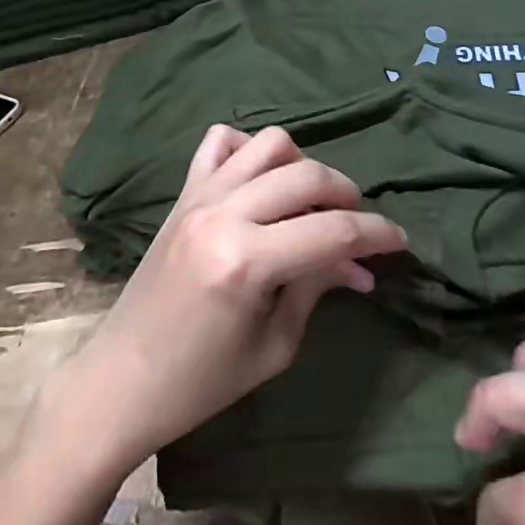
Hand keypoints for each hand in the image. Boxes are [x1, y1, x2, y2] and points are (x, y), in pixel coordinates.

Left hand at [34, 125, 408, 480]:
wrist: (124, 376)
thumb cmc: (202, 381)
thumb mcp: (275, 344)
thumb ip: (315, 288)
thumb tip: (358, 265)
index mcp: (247, 261)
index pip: (333, 230)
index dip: (378, 234)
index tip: (401, 242)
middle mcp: (222, 213)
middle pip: (307, 175)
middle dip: (348, 195)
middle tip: (360, 227)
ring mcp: (197, 196)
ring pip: (268, 145)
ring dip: (303, 166)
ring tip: (312, 203)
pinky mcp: (181, 194)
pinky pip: (218, 143)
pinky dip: (249, 151)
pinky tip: (261, 183)